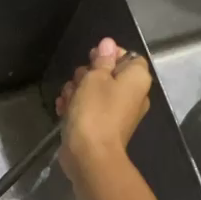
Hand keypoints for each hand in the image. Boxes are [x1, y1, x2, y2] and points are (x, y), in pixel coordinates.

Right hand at [55, 37, 151, 182]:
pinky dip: (78, 108)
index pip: (128, 56)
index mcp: (137, 79)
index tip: (91, 58)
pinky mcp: (105, 128)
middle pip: (110, 75)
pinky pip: (92, 110)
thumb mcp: (95, 78)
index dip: (108, 55)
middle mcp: (133, 95)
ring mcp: (119, 113)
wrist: (91, 156)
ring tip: (67, 98)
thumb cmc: (94, 111)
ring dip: (78, 92)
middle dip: (88, 75)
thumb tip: (108, 44)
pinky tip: (63, 110)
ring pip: (97, 93)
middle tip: (76, 81)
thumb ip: (102, 60)